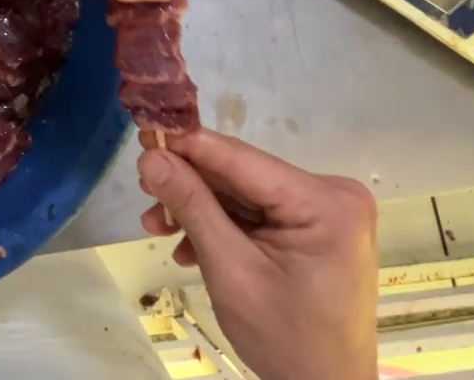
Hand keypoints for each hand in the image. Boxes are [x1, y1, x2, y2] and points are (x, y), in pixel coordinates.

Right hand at [137, 130, 377, 379]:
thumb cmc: (285, 340)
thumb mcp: (230, 270)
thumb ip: (191, 205)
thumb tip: (150, 155)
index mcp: (325, 201)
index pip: (240, 157)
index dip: (187, 143)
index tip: (143, 133)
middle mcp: (330, 193)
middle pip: (238, 175)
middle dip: (188, 186)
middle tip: (143, 189)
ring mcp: (322, 210)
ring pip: (239, 193)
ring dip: (196, 208)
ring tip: (156, 226)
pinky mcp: (311, 227)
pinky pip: (253, 211)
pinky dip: (218, 225)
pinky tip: (187, 246)